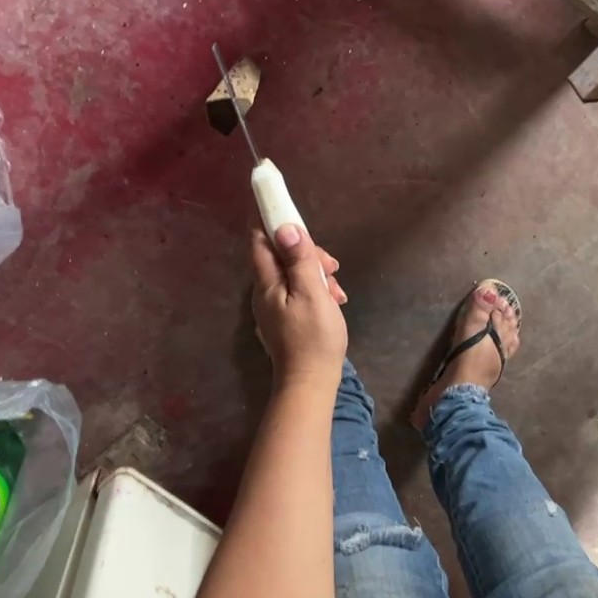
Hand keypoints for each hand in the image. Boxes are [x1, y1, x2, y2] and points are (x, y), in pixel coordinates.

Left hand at [251, 224, 347, 385]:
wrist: (311, 382)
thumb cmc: (313, 336)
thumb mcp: (312, 292)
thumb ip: (299, 259)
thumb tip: (285, 227)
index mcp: (267, 283)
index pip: (260, 241)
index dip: (272, 223)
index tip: (295, 215)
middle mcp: (265, 291)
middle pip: (282, 256)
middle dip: (308, 254)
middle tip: (332, 266)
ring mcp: (275, 306)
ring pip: (294, 274)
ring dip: (317, 274)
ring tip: (337, 291)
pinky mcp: (286, 318)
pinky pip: (299, 291)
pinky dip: (317, 290)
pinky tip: (334, 301)